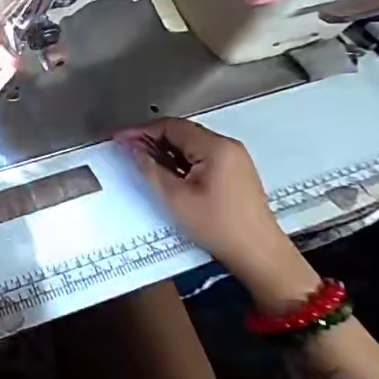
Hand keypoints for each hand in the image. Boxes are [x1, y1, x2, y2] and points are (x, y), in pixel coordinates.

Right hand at [116, 117, 319, 306]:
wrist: (257, 253)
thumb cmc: (219, 227)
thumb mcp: (176, 199)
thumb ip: (150, 169)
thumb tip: (132, 149)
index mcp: (215, 147)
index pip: (171, 126)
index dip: (141, 131)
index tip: (121, 138)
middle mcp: (228, 145)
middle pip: (183, 132)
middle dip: (153, 139)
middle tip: (129, 150)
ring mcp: (235, 157)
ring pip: (192, 144)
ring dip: (168, 150)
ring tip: (145, 163)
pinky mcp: (236, 171)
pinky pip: (204, 155)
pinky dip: (183, 160)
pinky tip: (170, 174)